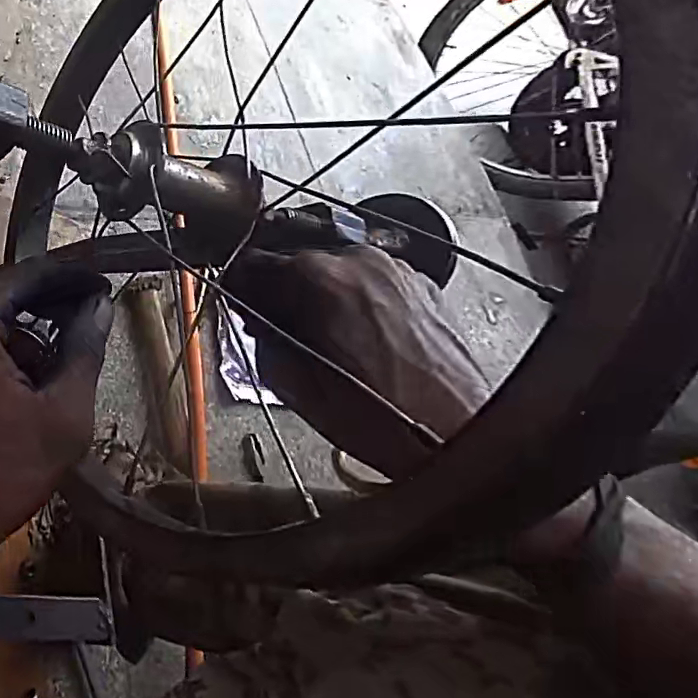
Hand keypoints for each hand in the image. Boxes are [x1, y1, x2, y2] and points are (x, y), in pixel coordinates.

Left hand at [0, 259, 113, 556]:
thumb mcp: (62, 414)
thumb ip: (84, 350)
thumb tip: (100, 305)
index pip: (28, 274)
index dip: (71, 277)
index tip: (104, 285)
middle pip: (10, 297)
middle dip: (53, 313)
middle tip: (92, 330)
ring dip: (32, 341)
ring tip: (60, 379)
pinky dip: (8, 358)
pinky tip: (30, 394)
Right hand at [227, 247, 490, 475]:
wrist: (459, 438)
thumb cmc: (382, 419)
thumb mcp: (294, 383)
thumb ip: (262, 337)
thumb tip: (254, 317)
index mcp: (320, 279)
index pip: (257, 262)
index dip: (240, 283)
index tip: (238, 298)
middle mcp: (358, 261)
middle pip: (296, 259)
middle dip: (278, 287)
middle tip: (269, 319)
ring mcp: (393, 269)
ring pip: (332, 266)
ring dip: (315, 290)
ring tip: (313, 329)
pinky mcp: (419, 284)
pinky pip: (366, 278)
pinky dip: (349, 294)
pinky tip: (349, 329)